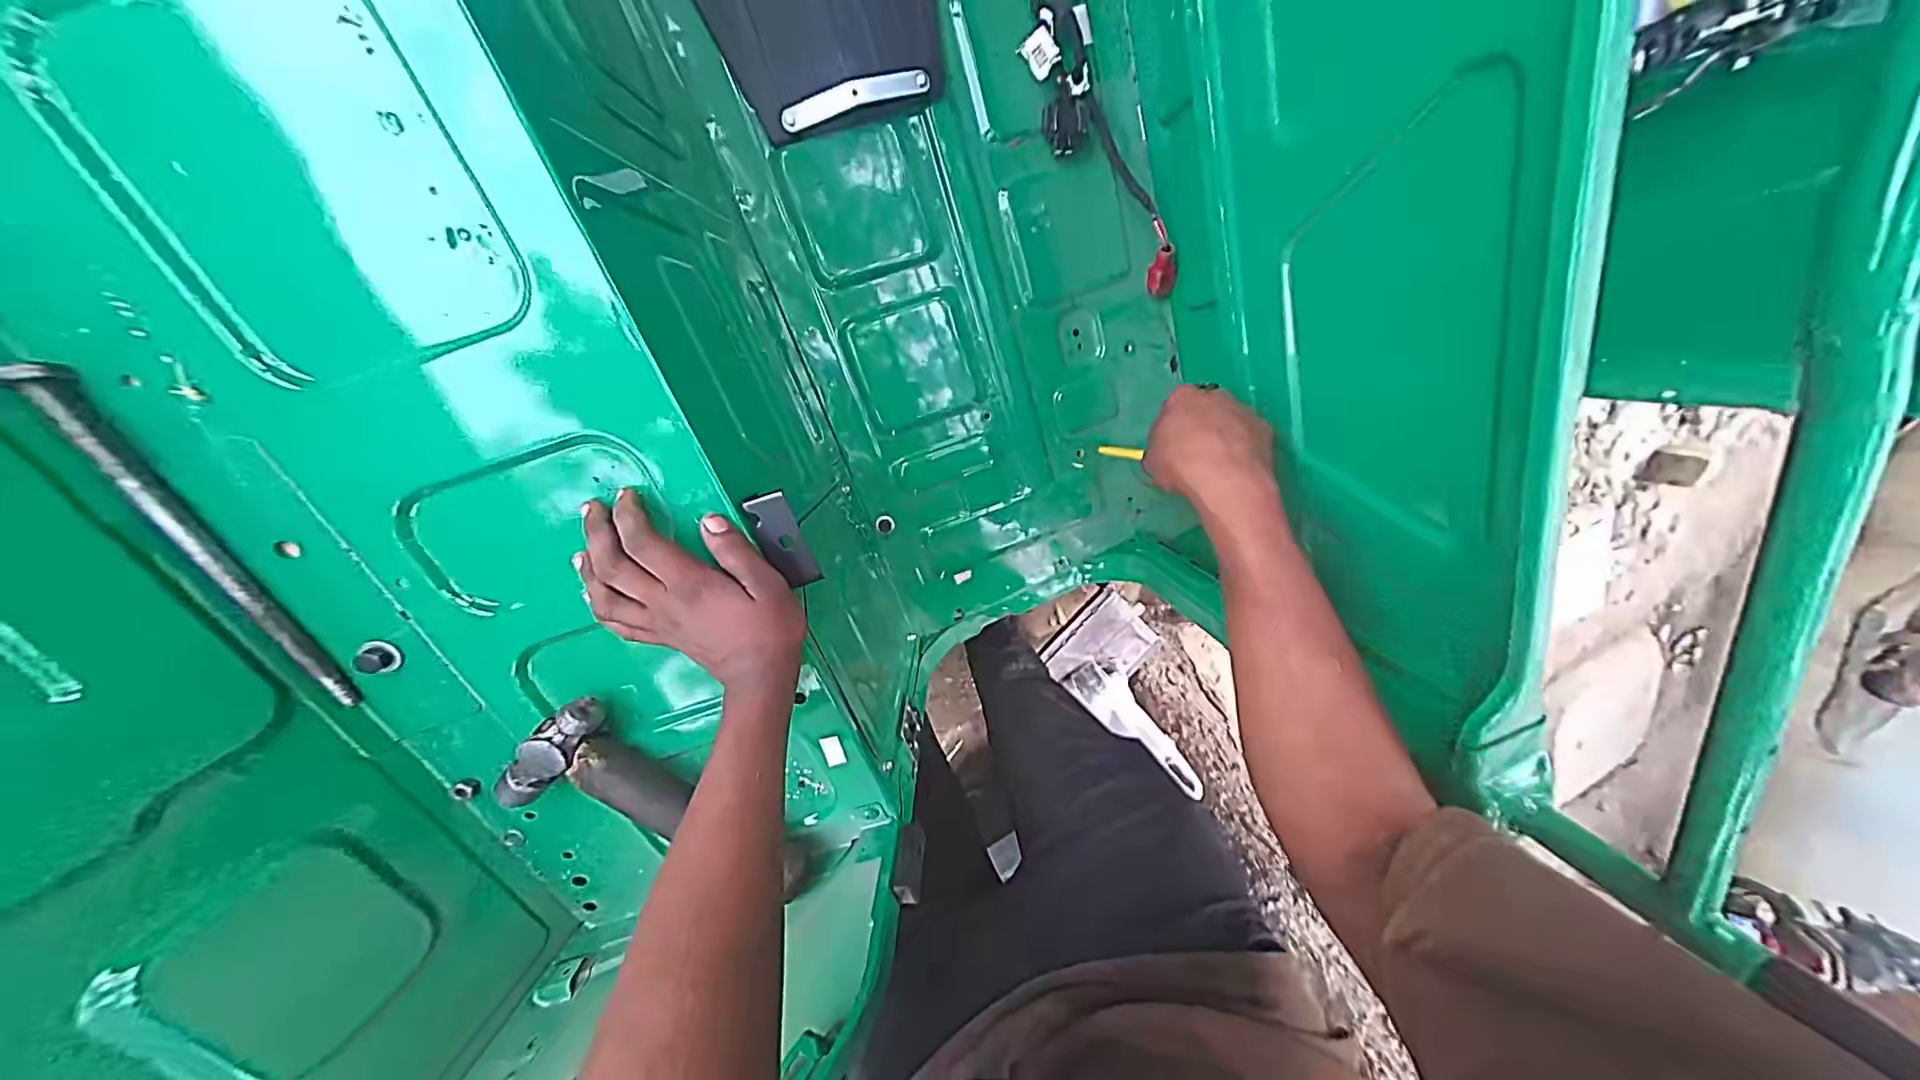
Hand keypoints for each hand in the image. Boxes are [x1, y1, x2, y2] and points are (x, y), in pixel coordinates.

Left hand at [576, 489, 805, 695]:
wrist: (761, 676)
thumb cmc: (770, 630)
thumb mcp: (768, 584)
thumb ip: (737, 551)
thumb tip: (710, 521)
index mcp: (689, 585)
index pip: (643, 543)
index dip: (629, 515)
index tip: (628, 496)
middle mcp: (664, 603)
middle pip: (612, 566)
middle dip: (598, 532)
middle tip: (594, 509)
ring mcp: (657, 623)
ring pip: (604, 596)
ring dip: (589, 569)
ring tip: (584, 547)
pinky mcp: (659, 637)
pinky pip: (615, 622)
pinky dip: (597, 604)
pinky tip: (593, 592)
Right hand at [1142, 384, 1279, 516]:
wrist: (1225, 479)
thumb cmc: (1180, 464)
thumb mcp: (1154, 460)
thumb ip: (1162, 448)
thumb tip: (1169, 452)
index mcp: (1182, 397)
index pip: (1175, 404)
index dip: (1174, 426)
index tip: (1173, 445)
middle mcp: (1215, 395)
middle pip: (1207, 408)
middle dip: (1202, 426)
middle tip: (1197, 454)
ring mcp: (1243, 410)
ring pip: (1231, 421)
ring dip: (1226, 437)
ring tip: (1220, 467)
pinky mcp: (1265, 428)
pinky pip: (1250, 438)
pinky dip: (1245, 450)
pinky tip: (1238, 471)